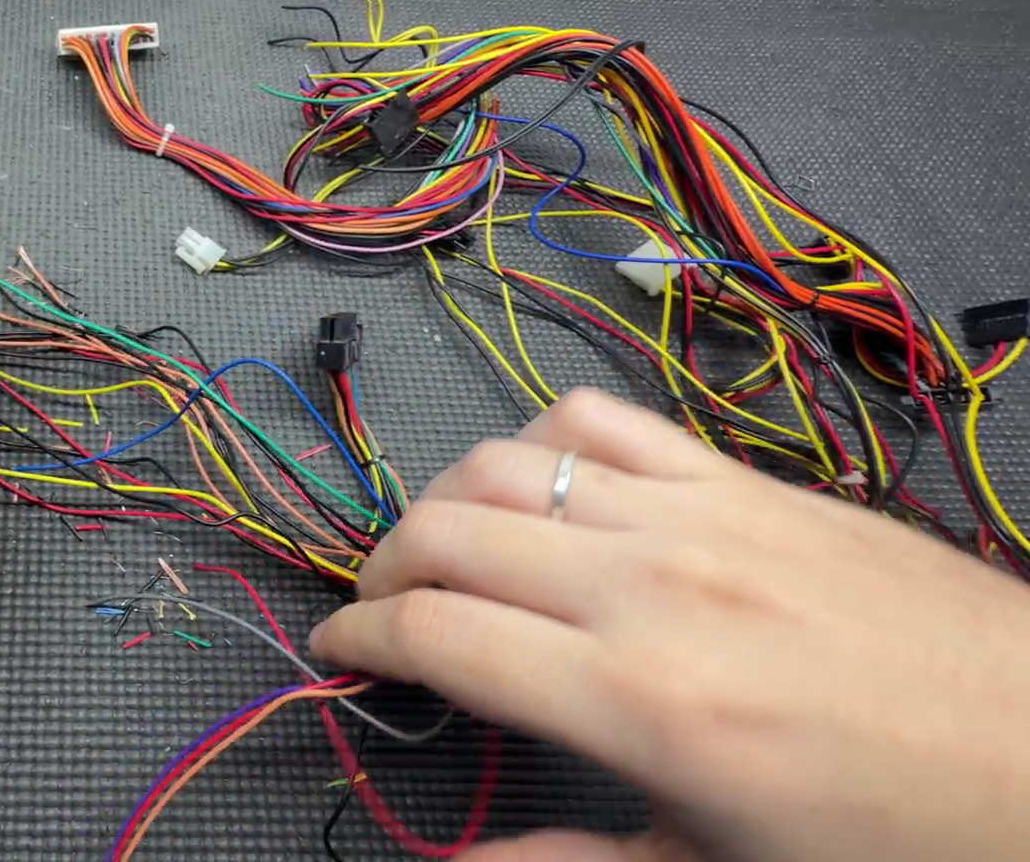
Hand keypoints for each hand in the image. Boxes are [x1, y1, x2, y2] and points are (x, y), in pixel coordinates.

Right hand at [309, 389, 1029, 861]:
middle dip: (380, 571)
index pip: (436, 636)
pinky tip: (534, 485)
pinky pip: (590, 419)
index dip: (360, 637)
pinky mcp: (728, 475)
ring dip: (437, 504)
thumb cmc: (902, 839)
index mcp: (642, 701)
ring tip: (440, 546)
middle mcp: (644, 586)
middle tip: (380, 607)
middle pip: (441, 535)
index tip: (335, 647)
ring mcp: (687, 513)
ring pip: (496, 465)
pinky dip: (531, 439)